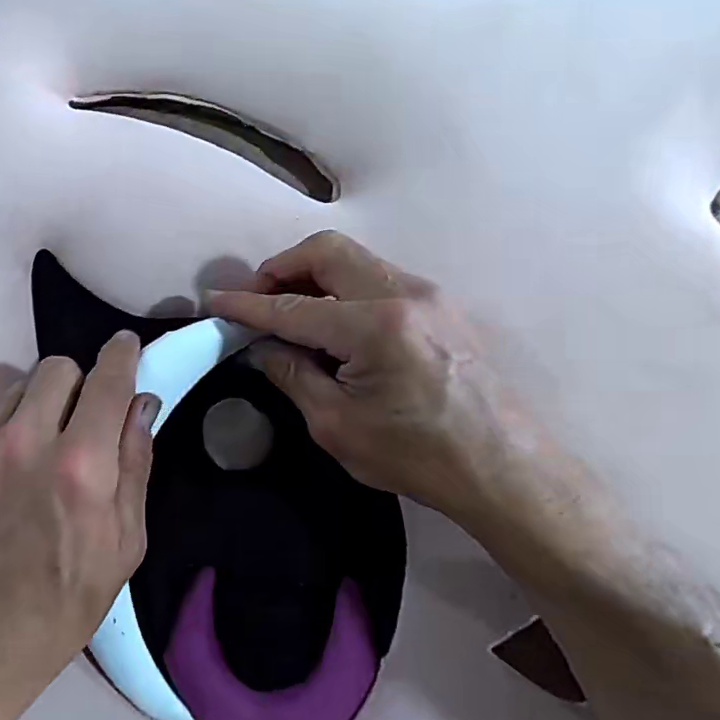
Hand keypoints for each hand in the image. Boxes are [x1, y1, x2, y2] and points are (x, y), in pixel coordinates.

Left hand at [0, 332, 159, 695]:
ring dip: (43, 402)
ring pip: (20, 387)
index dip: (122, 354)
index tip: (127, 347)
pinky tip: (10, 477)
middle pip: (58, 367)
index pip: (107, 380)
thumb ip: (135, 464)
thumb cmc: (62, 606)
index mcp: (81, 465)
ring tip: (46, 447)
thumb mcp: (125, 545)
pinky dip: (11, 430)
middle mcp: (26, 441)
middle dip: (81, 381)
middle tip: (87, 417)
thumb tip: (142, 405)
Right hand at [207, 232, 577, 532]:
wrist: (504, 468)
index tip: (215, 301)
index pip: (293, 306)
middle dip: (281, 268)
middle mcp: (404, 293)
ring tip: (292, 313)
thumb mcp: (337, 426)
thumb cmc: (418, 457)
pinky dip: (346, 289)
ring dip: (315, 275)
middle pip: (327, 251)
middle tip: (257, 300)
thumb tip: (262, 347)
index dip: (247, 304)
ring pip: (356, 260)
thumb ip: (293, 375)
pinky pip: (380, 278)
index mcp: (374, 326)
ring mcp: (430, 294)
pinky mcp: (443, 306)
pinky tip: (336, 325)